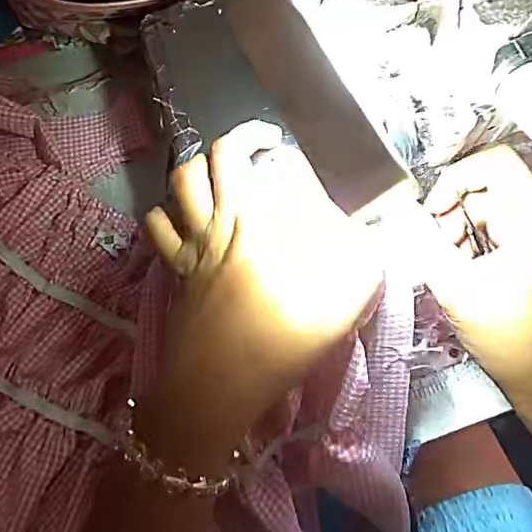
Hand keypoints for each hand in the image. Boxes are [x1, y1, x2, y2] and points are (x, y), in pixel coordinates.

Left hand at [141, 121, 380, 471]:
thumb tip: (373, 240)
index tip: (277, 143)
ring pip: (178, 187)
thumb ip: (360, 269)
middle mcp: (215, 227)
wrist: (214, 392)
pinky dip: (168, 209)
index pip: (244, 162)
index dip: (257, 140)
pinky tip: (186, 215)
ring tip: (222, 174)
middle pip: (206, 163)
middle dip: (232, 141)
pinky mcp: (173, 272)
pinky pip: (158, 226)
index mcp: (251, 228)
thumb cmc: (274, 351)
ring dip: (198, 169)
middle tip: (257, 144)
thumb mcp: (334, 312)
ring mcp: (188, 249)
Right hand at [420, 146, 531, 423]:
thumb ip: (426, 248)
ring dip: (463, 228)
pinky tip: (464, 269)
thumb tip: (403, 221)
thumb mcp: (457, 290)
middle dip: (455, 209)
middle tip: (437, 243)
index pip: (497, 162)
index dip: (457, 176)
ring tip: (450, 262)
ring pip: (494, 207)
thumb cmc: (514, 341)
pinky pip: (503, 228)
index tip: (435, 207)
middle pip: (492, 186)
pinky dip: (477, 241)